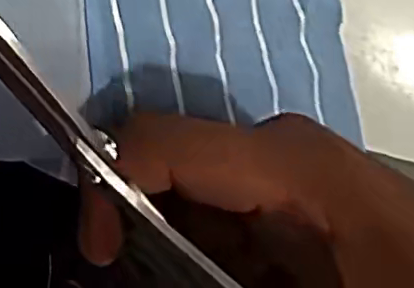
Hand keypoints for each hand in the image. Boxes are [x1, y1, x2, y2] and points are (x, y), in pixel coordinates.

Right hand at [79, 114, 413, 287]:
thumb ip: (210, 272)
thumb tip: (127, 264)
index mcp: (288, 157)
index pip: (157, 140)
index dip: (108, 185)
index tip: (97, 255)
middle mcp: (284, 149)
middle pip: (171, 163)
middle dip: (135, 218)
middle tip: (121, 270)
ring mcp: (301, 178)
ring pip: (199, 194)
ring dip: (168, 239)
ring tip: (151, 269)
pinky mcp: (316, 210)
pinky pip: (236, 221)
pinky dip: (207, 254)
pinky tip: (203, 273)